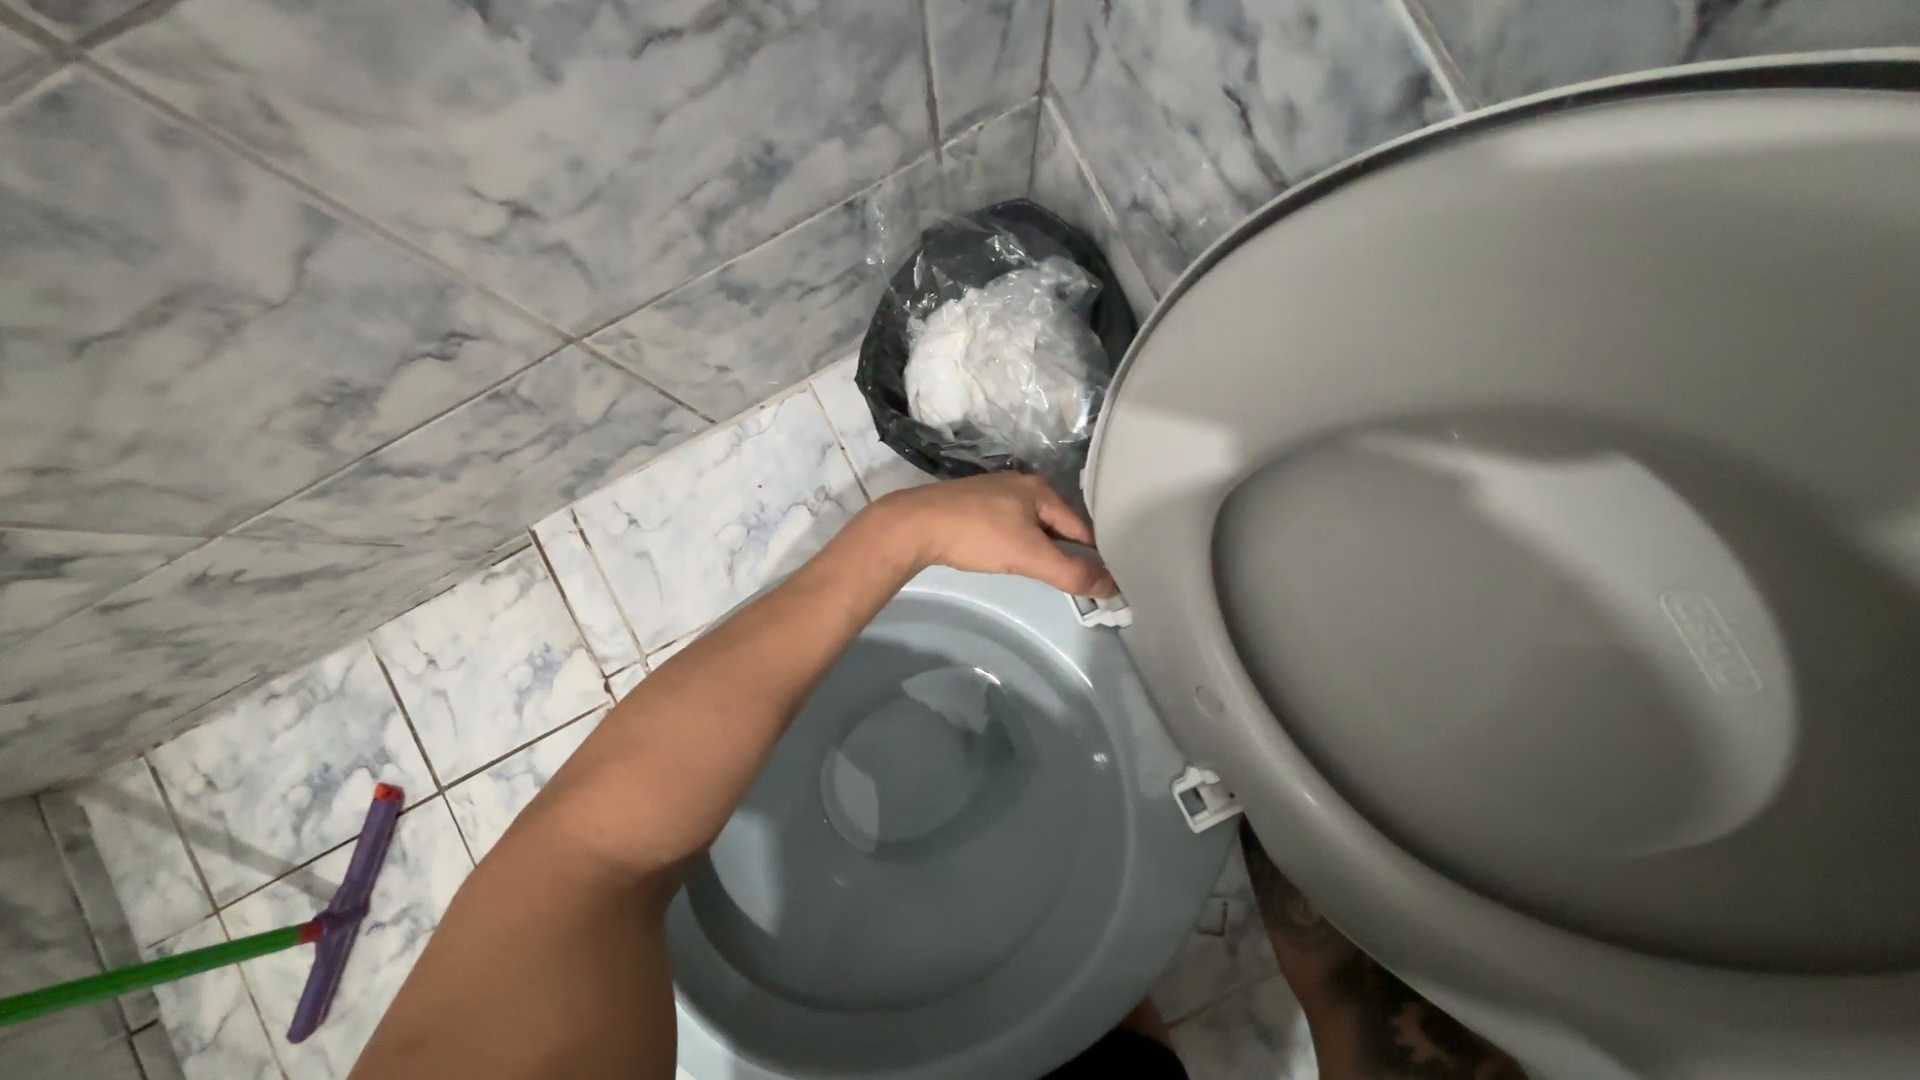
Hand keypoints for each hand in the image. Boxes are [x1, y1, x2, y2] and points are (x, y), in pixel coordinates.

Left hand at [870, 473, 1117, 597]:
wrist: (915, 525)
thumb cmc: (977, 535)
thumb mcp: (1030, 556)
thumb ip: (1071, 573)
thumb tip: (1112, 586)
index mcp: (1041, 490)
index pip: (1081, 528)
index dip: (1094, 555)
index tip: (1103, 581)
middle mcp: (1022, 485)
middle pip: (1058, 525)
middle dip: (1067, 551)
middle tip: (1075, 582)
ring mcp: (995, 493)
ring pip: (1032, 525)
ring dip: (1042, 548)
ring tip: (1046, 573)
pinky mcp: (974, 506)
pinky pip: (1010, 526)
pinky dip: (1018, 543)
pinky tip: (1010, 557)